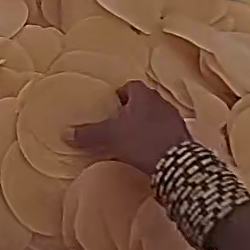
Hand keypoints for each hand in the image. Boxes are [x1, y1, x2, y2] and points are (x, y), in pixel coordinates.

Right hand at [68, 81, 189, 173]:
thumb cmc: (141, 140)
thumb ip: (89, 134)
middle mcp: (161, 102)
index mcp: (143, 95)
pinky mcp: (182, 136)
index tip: (110, 108)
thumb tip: (67, 133)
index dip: (119, 95)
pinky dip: (155, 137)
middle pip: (142, 101)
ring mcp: (174, 119)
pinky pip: (164, 131)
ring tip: (131, 139)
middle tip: (117, 124)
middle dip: (130, 110)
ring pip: (154, 116)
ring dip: (144, 124)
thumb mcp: (110, 137)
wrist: (176, 163)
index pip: (130, 86)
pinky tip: (146, 151)